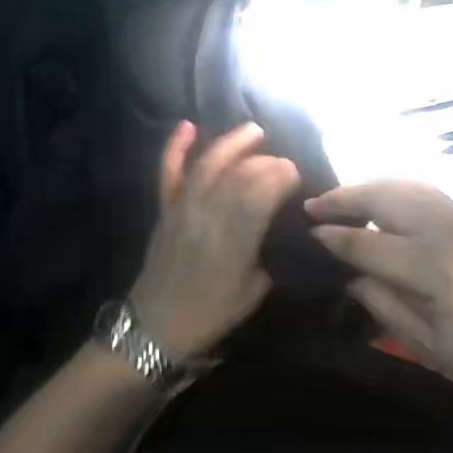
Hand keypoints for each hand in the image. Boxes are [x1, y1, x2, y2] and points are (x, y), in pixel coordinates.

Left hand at [128, 121, 300, 359]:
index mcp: (234, 241)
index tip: (296, 174)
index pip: (261, 195)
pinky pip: (169, 173)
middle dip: (265, 162)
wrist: (156, 325)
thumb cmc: (210, 313)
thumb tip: (287, 229)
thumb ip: (271, 256)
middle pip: (238, 176)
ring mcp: (183, 209)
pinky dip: (175, 148)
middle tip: (283, 162)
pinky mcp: (165, 209)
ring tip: (254, 130)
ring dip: (231, 144)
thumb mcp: (255, 291)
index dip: (281, 177)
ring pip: (208, 167)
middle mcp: (208, 217)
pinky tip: (187, 126)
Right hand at [307, 181, 452, 396]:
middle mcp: (444, 229)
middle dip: (343, 199)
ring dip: (366, 189)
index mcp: (431, 267)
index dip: (332, 238)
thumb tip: (343, 269)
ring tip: (338, 200)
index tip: (307, 234)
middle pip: (382, 198)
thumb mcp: (416, 338)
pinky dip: (393, 190)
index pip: (366, 243)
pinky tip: (377, 202)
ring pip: (400, 186)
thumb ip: (374, 296)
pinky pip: (421, 190)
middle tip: (313, 205)